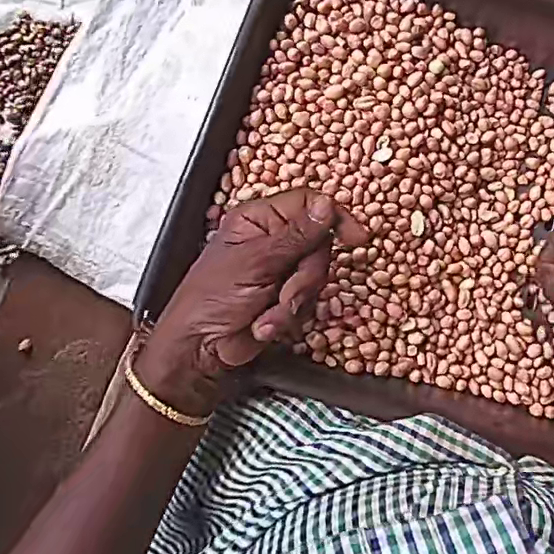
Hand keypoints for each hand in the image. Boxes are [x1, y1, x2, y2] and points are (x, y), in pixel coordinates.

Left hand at [141, 190, 367, 417]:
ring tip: (266, 315)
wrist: (197, 350)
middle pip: (319, 244)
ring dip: (294, 301)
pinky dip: (287, 317)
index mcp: (259, 219)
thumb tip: (327, 207)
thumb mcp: (256, 263)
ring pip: (315, 275)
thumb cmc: (210, 300)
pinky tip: (263, 324)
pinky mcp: (284, 297)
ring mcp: (279, 269)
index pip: (307, 204)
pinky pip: (307, 300)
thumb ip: (296, 236)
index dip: (333, 217)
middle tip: (286, 293)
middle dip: (305, 276)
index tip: (356, 237)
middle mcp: (272, 239)